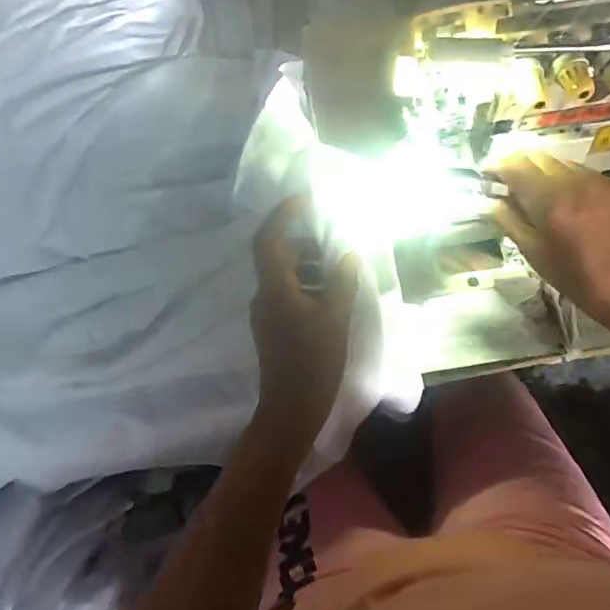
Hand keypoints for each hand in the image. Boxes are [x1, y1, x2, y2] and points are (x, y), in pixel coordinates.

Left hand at [250, 197, 360, 448]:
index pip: (269, 239)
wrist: (291, 409)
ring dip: (311, 267)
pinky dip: (309, 286)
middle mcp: (264, 296)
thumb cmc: (314, 362)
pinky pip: (289, 293)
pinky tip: (333, 298)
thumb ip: (341, 282)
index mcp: (275, 289)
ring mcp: (266, 313)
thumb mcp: (335, 319)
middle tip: (337, 247)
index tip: (305, 200)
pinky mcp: (274, 327)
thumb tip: (346, 254)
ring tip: (341, 274)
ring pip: (286, 276)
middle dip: (307, 245)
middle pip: (279, 256)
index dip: (283, 215)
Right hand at [489, 153, 609, 325]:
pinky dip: (573, 182)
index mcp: (549, 200)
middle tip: (513, 181)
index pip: (516, 166)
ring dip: (548, 172)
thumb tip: (491, 200)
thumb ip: (508, 220)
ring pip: (564, 163)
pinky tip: (573, 202)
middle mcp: (575, 183)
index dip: (498, 166)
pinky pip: (587, 174)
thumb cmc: (571, 273)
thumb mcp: (531, 251)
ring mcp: (600, 182)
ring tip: (544, 192)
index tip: (489, 173)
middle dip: (522, 166)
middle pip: (540, 157)